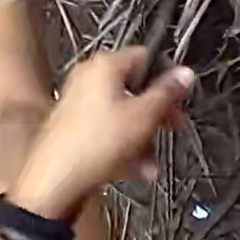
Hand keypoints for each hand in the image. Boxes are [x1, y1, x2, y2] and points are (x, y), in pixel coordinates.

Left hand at [12, 48, 194, 220]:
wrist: (54, 183)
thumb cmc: (94, 145)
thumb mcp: (143, 117)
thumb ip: (167, 93)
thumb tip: (186, 73)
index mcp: (104, 66)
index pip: (145, 56)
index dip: (167, 77)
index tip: (181, 96)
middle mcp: (88, 78)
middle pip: (135, 88)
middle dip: (157, 114)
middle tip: (173, 127)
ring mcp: (79, 103)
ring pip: (123, 114)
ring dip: (143, 138)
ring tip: (152, 163)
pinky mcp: (74, 128)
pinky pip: (108, 130)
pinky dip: (124, 146)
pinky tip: (136, 170)